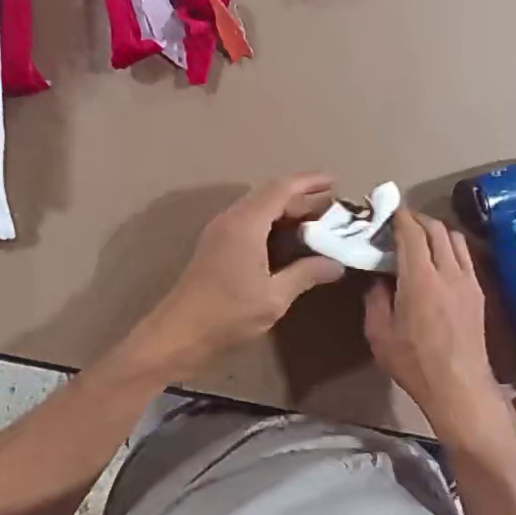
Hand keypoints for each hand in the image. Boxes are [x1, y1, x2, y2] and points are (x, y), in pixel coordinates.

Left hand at [122, 174, 345, 378]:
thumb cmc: (227, 314)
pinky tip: (287, 243)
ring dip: (284, 212)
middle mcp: (230, 220)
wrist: (179, 332)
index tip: (335, 183)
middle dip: (301, 199)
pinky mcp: (213, 247)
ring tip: (315, 227)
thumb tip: (336, 265)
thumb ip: (305, 275)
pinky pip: (246, 223)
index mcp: (246, 224)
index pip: (281, 188)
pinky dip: (270, 225)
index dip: (310, 182)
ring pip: (256, 209)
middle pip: (268, 196)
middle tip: (331, 213)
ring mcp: (218, 232)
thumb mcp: (273, 297)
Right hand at [364, 210, 515, 452]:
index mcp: (421, 279)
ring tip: (418, 236)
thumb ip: (375, 299)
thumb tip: (377, 280)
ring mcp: (468, 281)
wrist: (458, 385)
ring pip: (456, 239)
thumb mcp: (378, 332)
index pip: (412, 233)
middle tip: (398, 221)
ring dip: (436, 230)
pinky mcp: (478, 292)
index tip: (385, 211)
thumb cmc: (412, 361)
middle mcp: (448, 272)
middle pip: (437, 229)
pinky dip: (450, 247)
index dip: (399, 217)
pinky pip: (466, 256)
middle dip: (417, 219)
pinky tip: (437, 257)